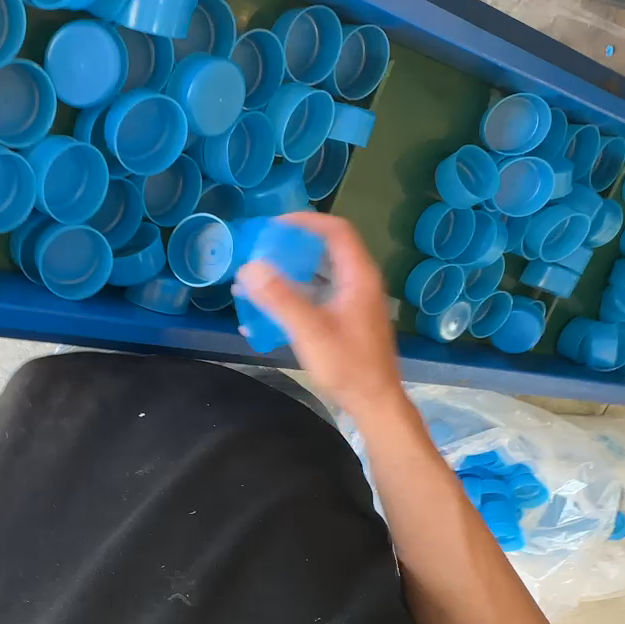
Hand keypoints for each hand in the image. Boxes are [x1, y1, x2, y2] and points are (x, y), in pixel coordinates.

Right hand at [235, 213, 404, 413]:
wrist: (374, 401)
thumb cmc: (347, 366)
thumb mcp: (310, 331)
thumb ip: (280, 299)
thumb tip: (250, 267)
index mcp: (358, 277)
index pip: (336, 231)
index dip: (305, 222)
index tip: (274, 226)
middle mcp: (359, 283)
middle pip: (325, 250)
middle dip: (290, 248)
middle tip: (260, 252)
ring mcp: (354, 301)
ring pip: (320, 274)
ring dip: (289, 273)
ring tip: (257, 280)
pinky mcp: (346, 319)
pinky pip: (318, 295)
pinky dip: (295, 295)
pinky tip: (269, 311)